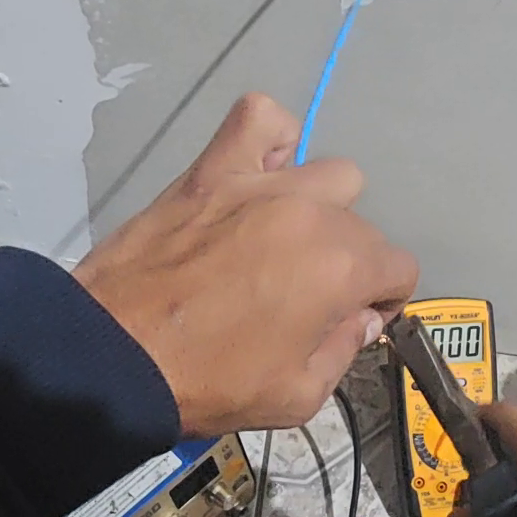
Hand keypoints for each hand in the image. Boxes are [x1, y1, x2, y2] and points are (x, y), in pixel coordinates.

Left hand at [74, 94, 417, 436]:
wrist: (115, 355)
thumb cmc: (210, 383)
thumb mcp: (297, 397)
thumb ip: (344, 351)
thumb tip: (362, 316)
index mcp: (342, 270)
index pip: (401, 268)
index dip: (385, 299)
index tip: (353, 318)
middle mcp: (314, 214)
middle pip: (364, 226)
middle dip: (349, 264)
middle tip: (307, 294)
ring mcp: (261, 184)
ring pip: (330, 173)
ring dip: (322, 207)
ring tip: (284, 236)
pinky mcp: (213, 170)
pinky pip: (259, 119)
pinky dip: (271, 140)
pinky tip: (261, 174)